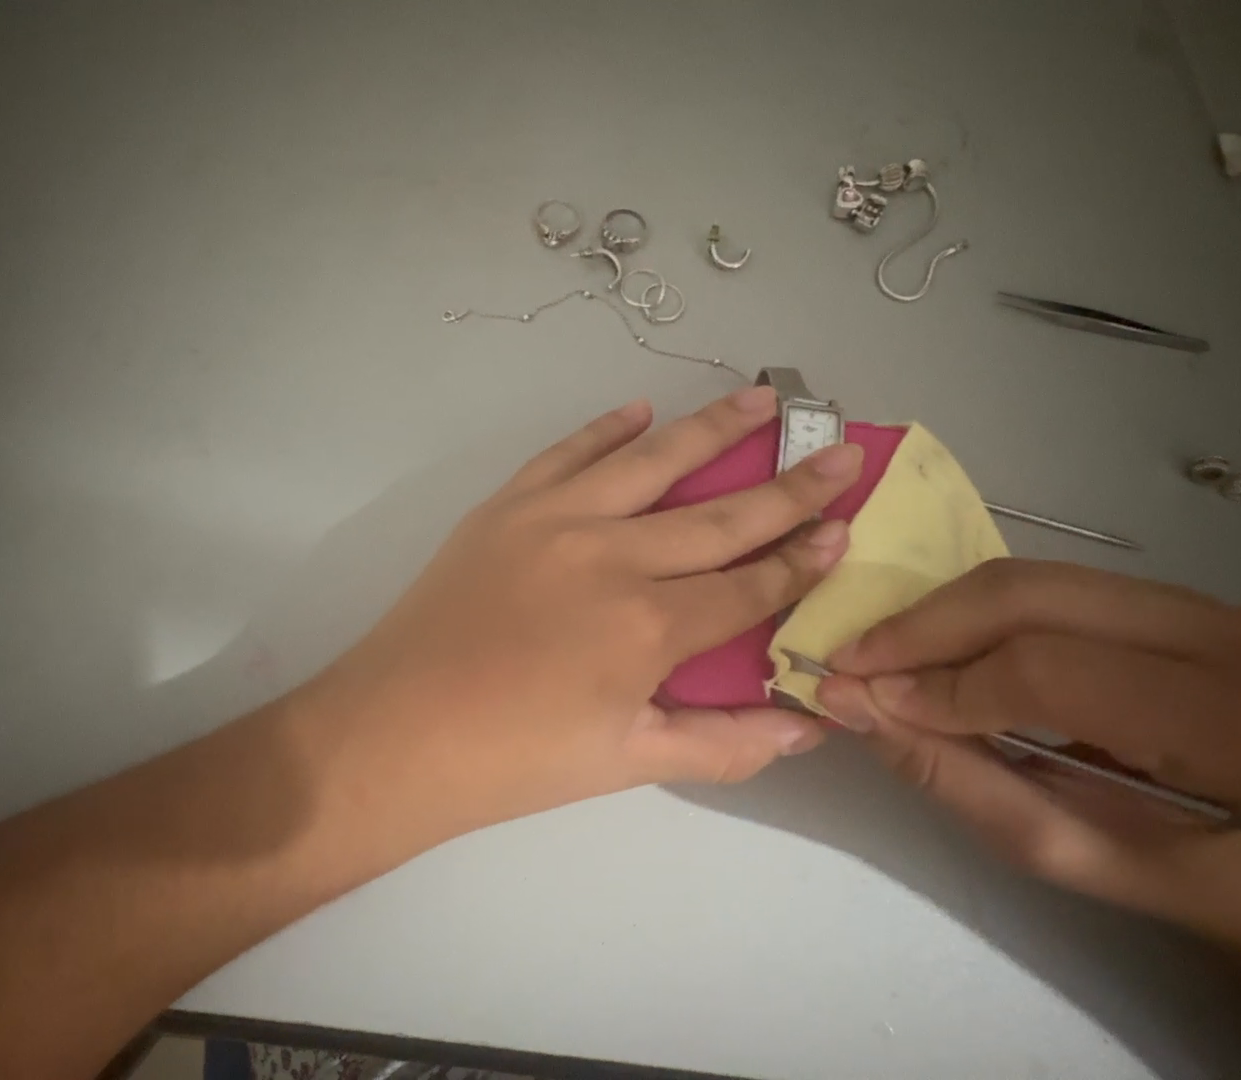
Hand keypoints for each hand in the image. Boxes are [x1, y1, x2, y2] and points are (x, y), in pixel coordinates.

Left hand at [302, 387, 863, 835]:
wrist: (395, 731)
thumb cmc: (514, 760)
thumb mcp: (626, 762)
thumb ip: (723, 743)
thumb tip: (810, 726)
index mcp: (649, 627)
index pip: (749, 585)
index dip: (802, 562)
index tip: (846, 528)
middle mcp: (614, 556)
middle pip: (720, 514)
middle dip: (790, 486)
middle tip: (843, 449)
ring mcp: (557, 519)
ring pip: (653, 461)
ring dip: (713, 428)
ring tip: (763, 397)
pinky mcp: (508, 505)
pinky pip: (568, 451)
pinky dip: (606, 427)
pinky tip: (641, 409)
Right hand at [816, 558, 1240, 933]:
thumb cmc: (1160, 865)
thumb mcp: (1046, 843)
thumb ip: (945, 768)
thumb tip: (847, 699)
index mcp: (1220, 727)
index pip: (1050, 673)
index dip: (947, 684)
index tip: (870, 699)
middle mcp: (1222, 640)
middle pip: (1029, 598)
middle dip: (924, 627)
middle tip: (855, 660)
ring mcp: (1201, 602)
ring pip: (1025, 578)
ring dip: (940, 614)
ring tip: (889, 656)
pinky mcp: (1169, 590)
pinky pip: (1040, 581)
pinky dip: (973, 611)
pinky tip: (941, 646)